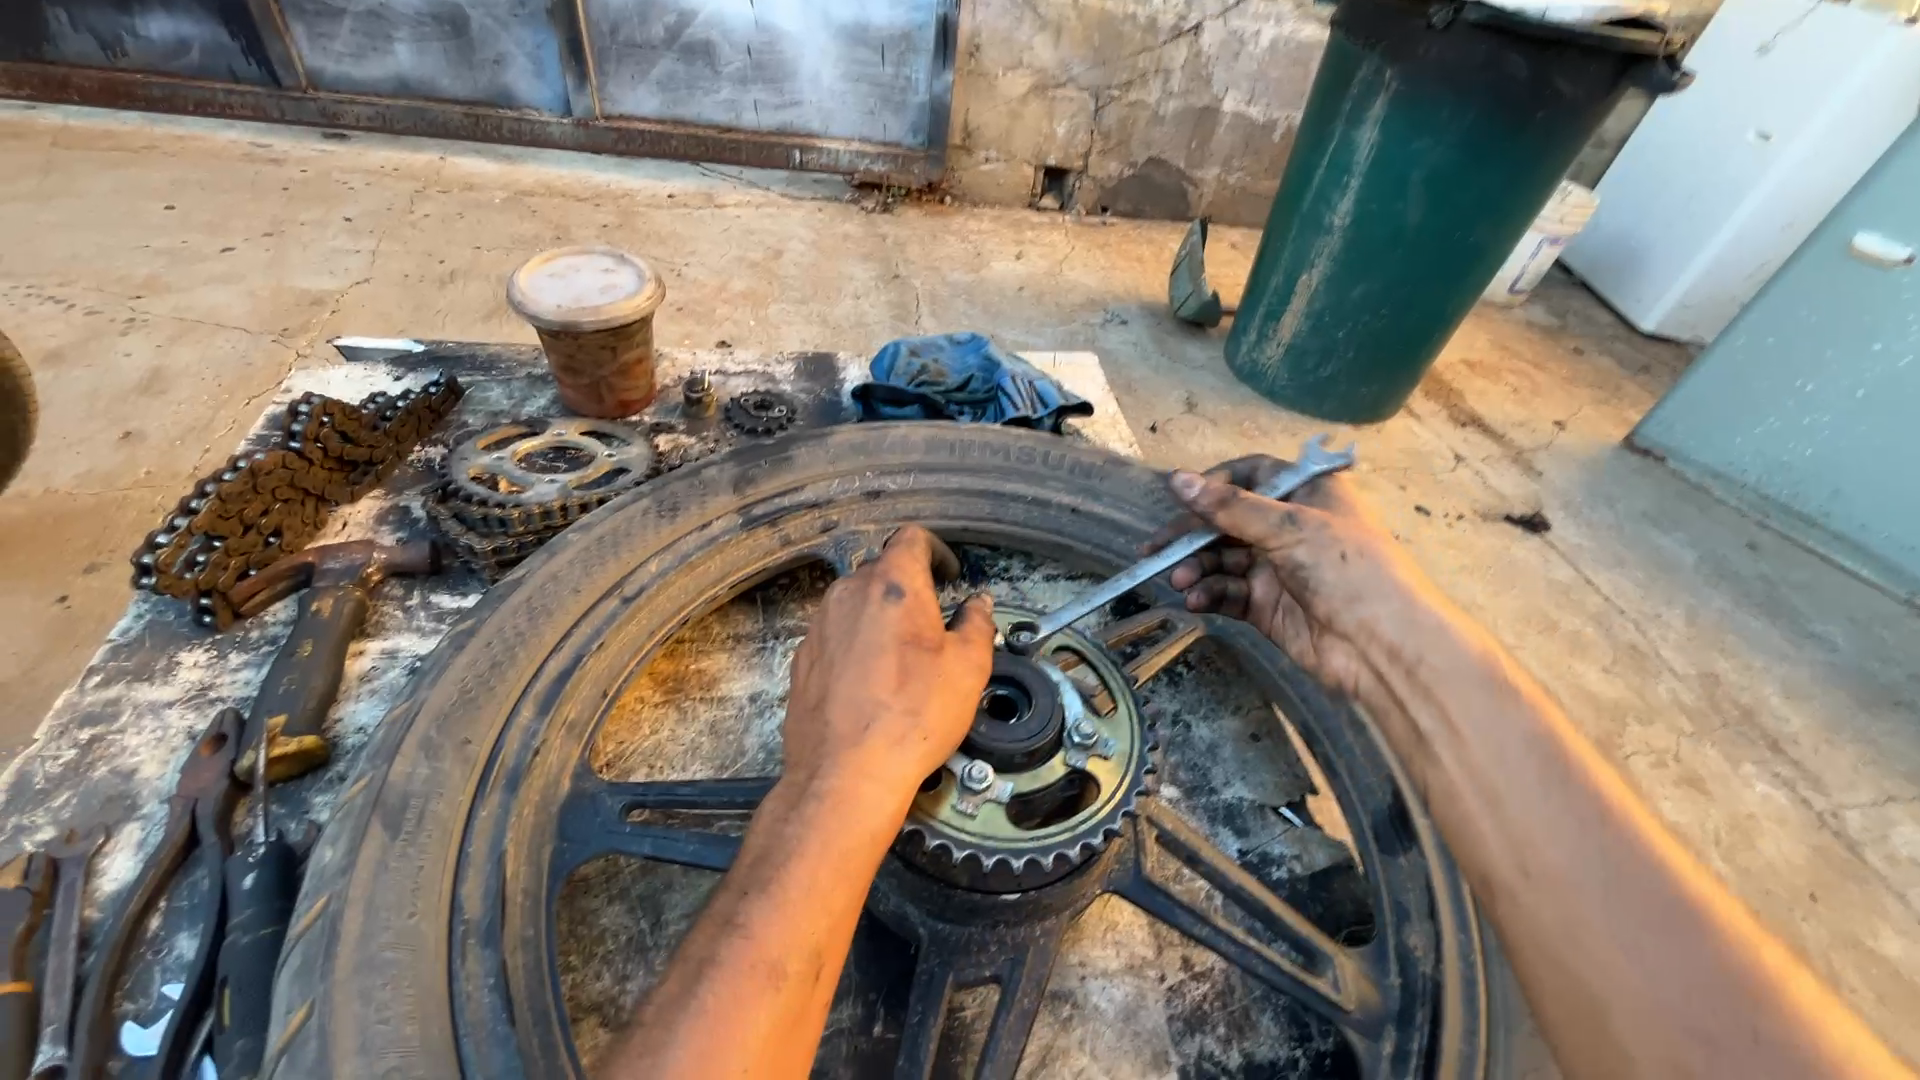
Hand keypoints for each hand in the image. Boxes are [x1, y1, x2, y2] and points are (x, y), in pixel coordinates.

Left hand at [782, 526, 996, 815]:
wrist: (845, 772)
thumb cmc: (913, 716)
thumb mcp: (968, 668)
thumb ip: (977, 624)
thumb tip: (977, 605)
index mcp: (893, 585)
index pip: (912, 539)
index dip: (935, 550)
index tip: (948, 574)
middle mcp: (849, 593)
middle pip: (882, 570)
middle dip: (909, 587)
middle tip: (933, 622)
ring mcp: (820, 625)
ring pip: (856, 602)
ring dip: (880, 615)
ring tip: (902, 656)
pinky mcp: (803, 656)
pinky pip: (836, 633)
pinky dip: (856, 642)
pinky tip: (872, 680)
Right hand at [1145, 456, 1438, 700]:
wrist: (1381, 646)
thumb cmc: (1346, 568)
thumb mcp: (1289, 527)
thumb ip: (1229, 506)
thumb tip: (1176, 480)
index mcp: (1306, 494)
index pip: (1252, 474)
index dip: (1216, 483)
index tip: (1185, 496)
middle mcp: (1289, 527)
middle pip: (1227, 520)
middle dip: (1191, 535)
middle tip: (1155, 549)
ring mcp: (1276, 569)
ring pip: (1222, 559)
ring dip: (1197, 568)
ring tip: (1180, 580)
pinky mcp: (1267, 607)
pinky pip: (1227, 593)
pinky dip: (1209, 594)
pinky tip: (1196, 600)